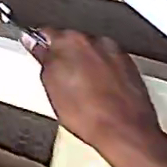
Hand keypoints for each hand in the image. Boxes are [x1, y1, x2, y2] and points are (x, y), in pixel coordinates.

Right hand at [26, 29, 166, 166]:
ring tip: (83, 91)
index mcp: (70, 40)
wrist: (127, 133)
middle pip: (71, 42)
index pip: (46, 33)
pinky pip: (109, 64)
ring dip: (86, 64)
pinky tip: (100, 94)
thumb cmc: (91, 114)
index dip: (39, 45)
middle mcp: (94, 41)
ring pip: (91, 53)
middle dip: (65, 56)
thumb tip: (36, 46)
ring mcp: (114, 53)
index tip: (38, 53)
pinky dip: (103, 73)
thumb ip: (43, 59)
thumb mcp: (52, 88)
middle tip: (61, 80)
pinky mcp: (130, 67)